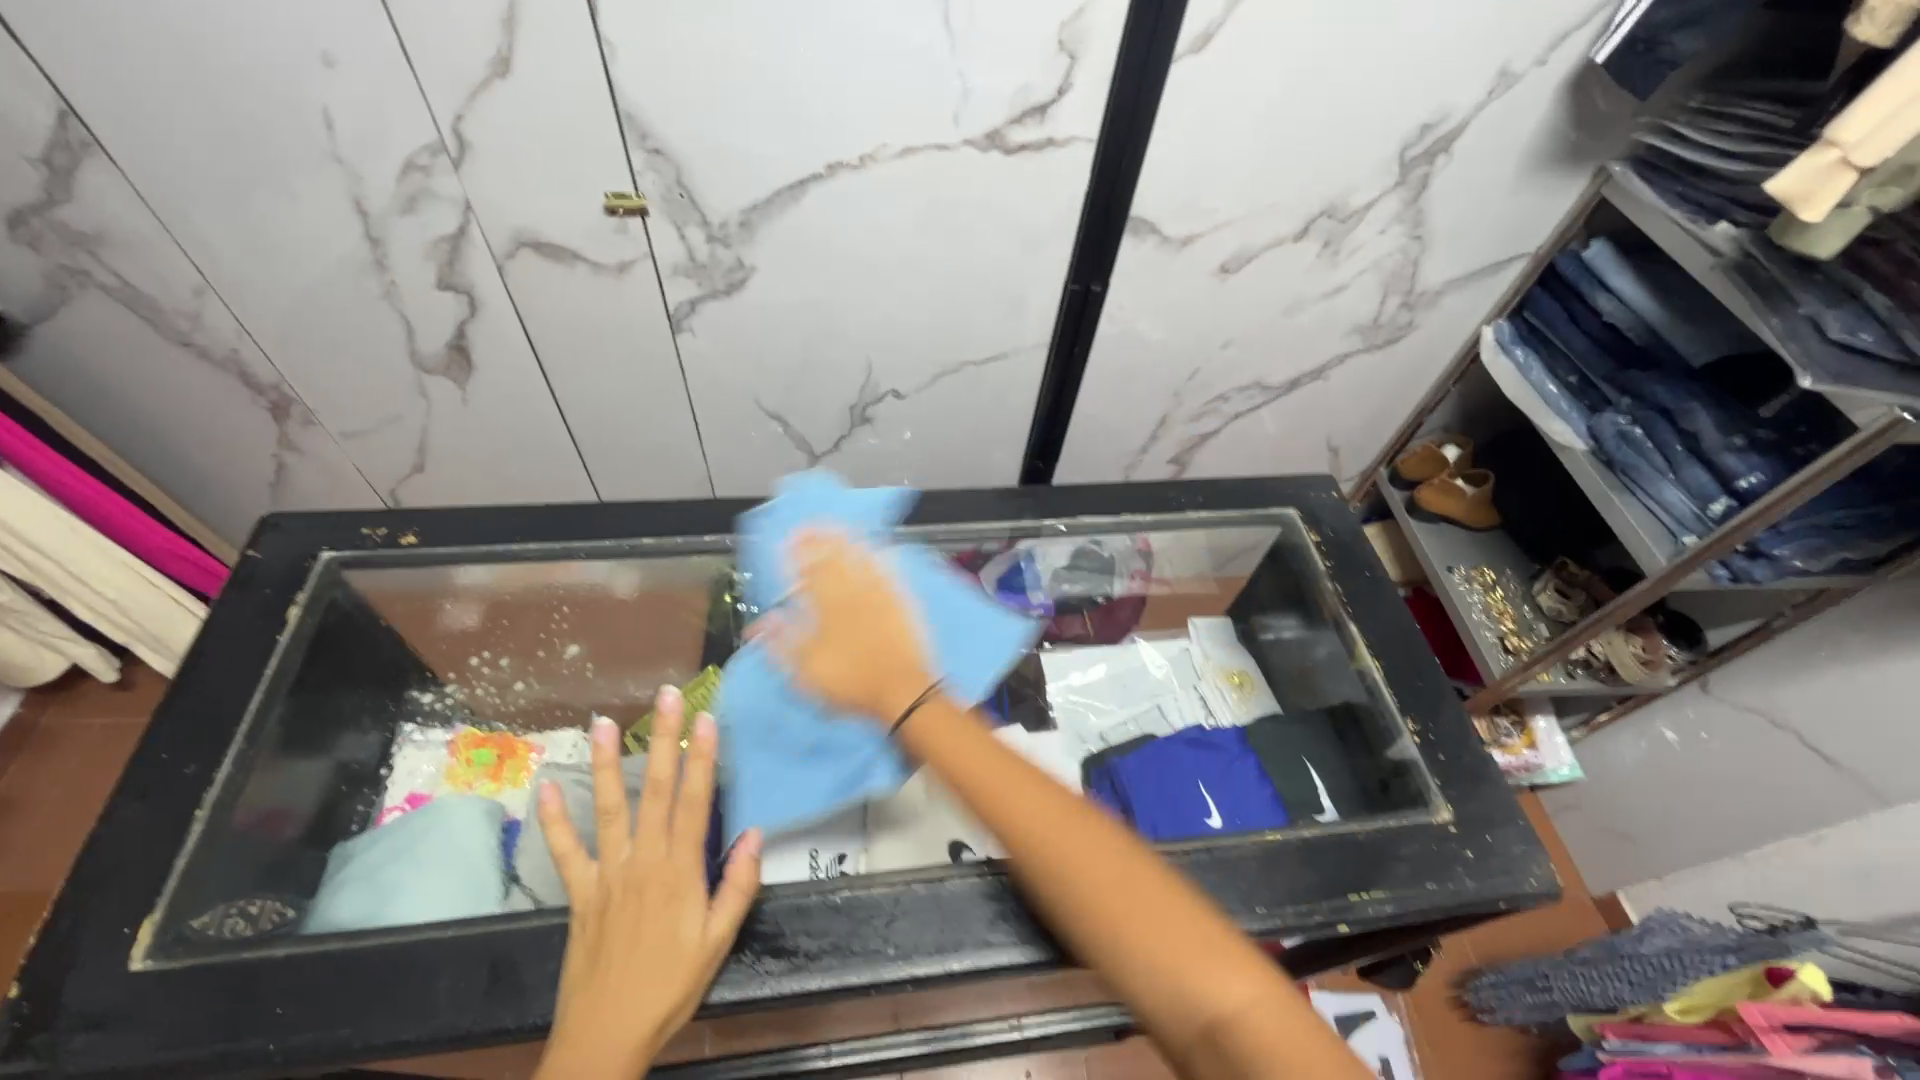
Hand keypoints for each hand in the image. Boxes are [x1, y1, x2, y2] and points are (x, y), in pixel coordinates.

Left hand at [533, 689, 762, 1079]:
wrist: (607, 1034)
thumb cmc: (671, 986)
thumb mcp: (719, 941)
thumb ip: (738, 885)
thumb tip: (756, 832)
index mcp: (680, 870)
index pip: (695, 801)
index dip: (702, 757)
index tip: (707, 717)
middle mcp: (643, 860)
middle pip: (656, 790)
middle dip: (663, 740)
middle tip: (666, 697)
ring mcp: (607, 873)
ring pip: (609, 808)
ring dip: (608, 763)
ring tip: (604, 723)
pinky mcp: (579, 892)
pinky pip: (565, 851)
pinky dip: (554, 820)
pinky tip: (546, 787)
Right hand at [763, 529, 938, 723]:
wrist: (903, 691)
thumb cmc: (851, 683)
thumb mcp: (804, 671)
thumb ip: (779, 644)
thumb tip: (761, 623)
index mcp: (827, 604)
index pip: (809, 569)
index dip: (798, 552)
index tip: (789, 541)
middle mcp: (854, 590)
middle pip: (835, 556)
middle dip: (820, 539)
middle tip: (809, 528)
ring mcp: (882, 592)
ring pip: (863, 556)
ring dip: (848, 540)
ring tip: (838, 530)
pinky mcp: (903, 600)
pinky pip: (890, 569)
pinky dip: (880, 556)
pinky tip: (879, 551)